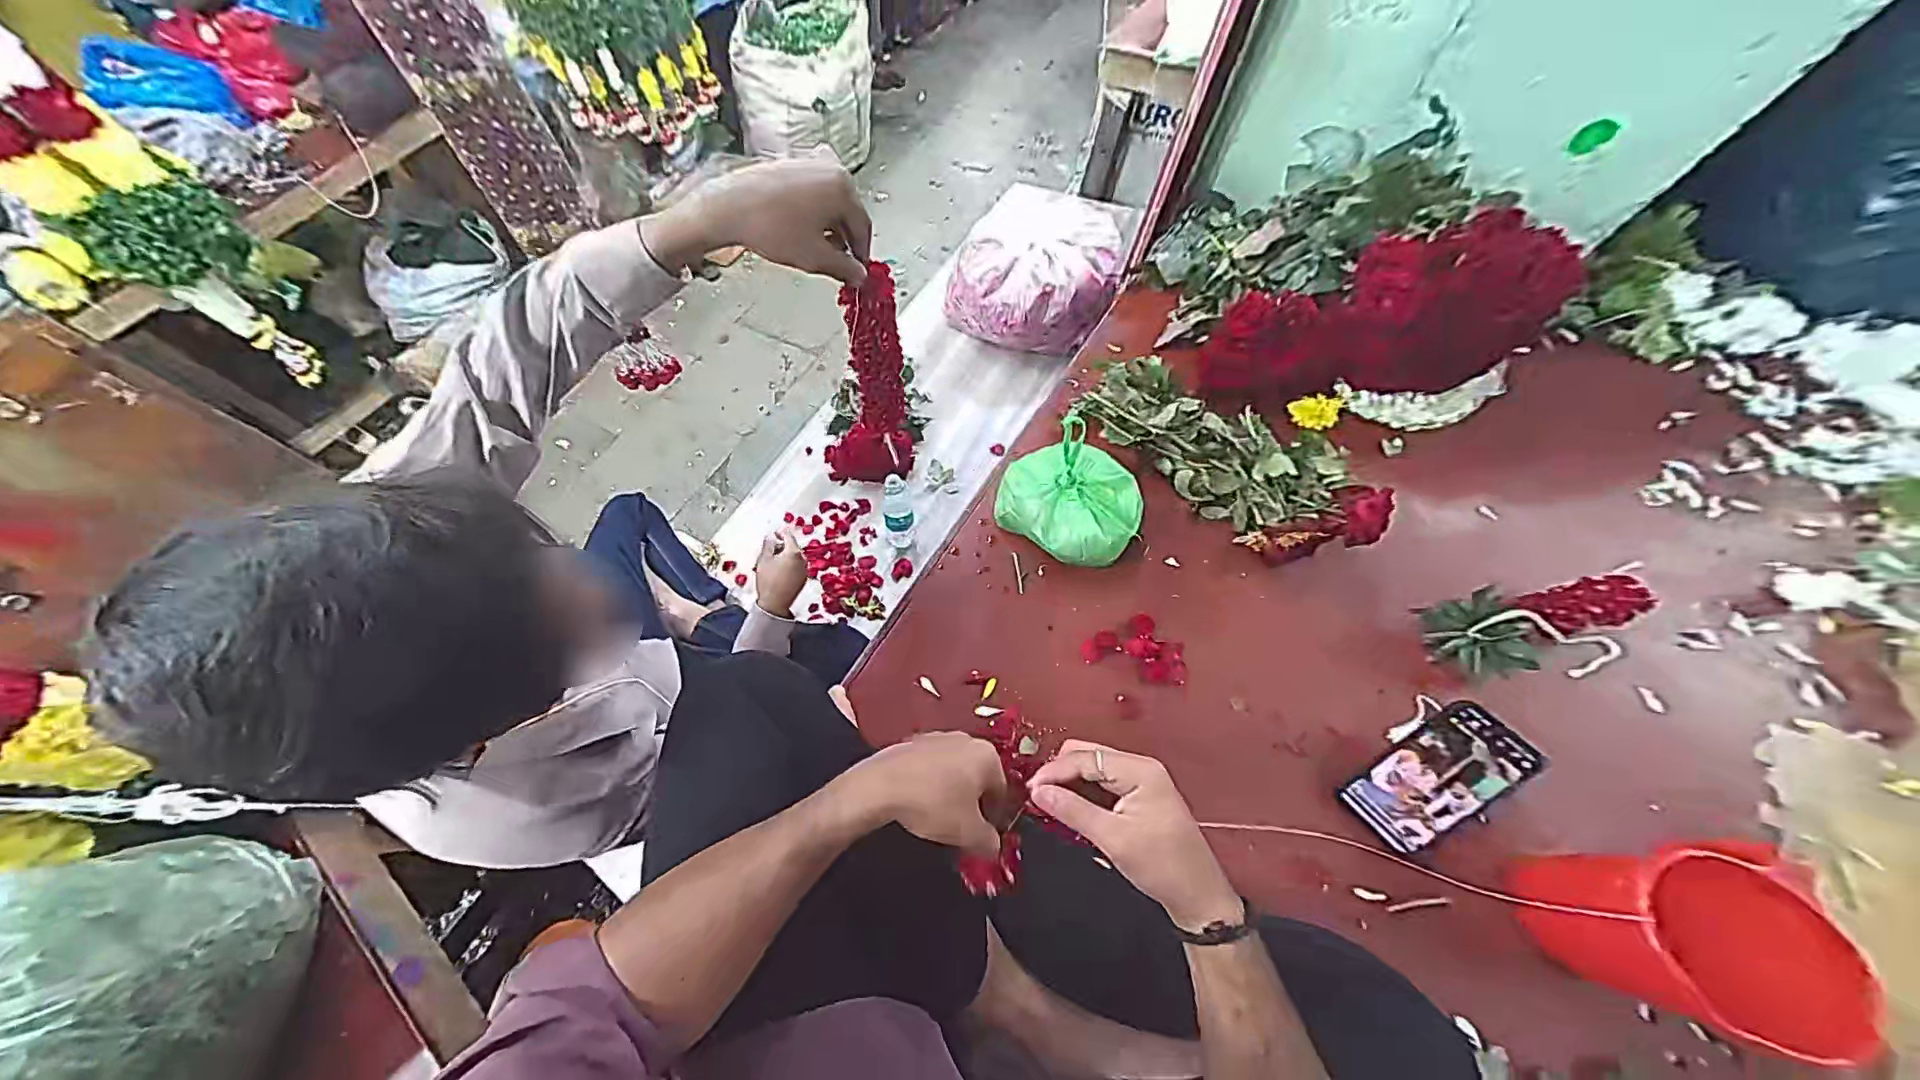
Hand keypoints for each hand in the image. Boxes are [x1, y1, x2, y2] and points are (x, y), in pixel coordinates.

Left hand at [640, 148, 870, 285]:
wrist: (728, 207)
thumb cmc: (771, 227)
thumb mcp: (816, 257)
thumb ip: (845, 268)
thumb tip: (859, 276)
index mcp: (843, 187)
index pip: (863, 228)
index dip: (862, 255)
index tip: (858, 272)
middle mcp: (831, 167)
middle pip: (849, 213)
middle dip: (845, 241)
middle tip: (839, 265)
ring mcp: (810, 162)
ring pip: (832, 204)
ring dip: (830, 229)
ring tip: (818, 251)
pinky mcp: (792, 164)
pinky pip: (815, 193)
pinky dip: (815, 214)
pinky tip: (803, 232)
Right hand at [753, 529, 806, 618]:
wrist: (775, 604)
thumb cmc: (767, 581)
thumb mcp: (764, 559)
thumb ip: (768, 544)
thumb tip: (771, 535)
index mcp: (794, 552)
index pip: (788, 536)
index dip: (780, 533)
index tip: (773, 534)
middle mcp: (803, 560)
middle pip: (792, 547)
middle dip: (781, 546)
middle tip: (769, 550)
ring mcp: (804, 570)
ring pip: (794, 557)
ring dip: (785, 556)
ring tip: (772, 562)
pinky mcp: (803, 578)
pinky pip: (796, 566)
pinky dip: (789, 565)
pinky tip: (779, 571)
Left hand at [829, 732, 1005, 855]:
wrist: (881, 785)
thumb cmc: (933, 804)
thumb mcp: (969, 833)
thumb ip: (990, 842)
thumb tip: (993, 846)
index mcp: (987, 755)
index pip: (1001, 791)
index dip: (994, 818)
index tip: (983, 836)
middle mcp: (966, 739)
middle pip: (978, 779)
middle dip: (972, 805)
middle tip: (961, 829)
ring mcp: (937, 737)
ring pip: (954, 772)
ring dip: (951, 794)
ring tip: (936, 818)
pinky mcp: (913, 742)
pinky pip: (931, 767)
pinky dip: (930, 784)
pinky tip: (918, 802)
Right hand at [1029, 740, 1242, 932]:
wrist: (1199, 897)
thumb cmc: (1163, 866)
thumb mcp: (1113, 839)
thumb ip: (1073, 811)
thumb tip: (1038, 792)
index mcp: (1139, 770)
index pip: (1085, 758)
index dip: (1054, 771)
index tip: (1030, 790)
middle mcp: (1139, 767)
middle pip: (1087, 756)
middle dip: (1059, 773)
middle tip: (1037, 797)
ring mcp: (1139, 781)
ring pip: (1091, 770)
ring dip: (1069, 784)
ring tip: (1048, 805)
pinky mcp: (1137, 797)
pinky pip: (1101, 785)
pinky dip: (1082, 794)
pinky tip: (1068, 810)